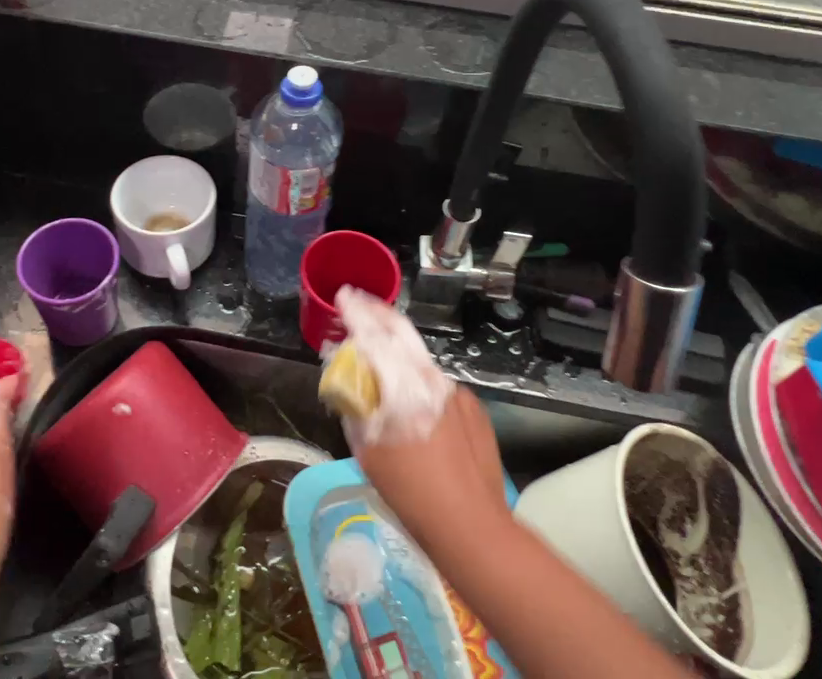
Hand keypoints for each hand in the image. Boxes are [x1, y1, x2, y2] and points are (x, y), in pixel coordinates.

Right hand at [333, 288, 505, 543]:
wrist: (471, 526)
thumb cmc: (409, 492)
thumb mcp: (367, 449)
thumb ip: (357, 405)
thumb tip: (349, 379)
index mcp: (404, 385)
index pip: (377, 334)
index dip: (359, 312)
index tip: (345, 296)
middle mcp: (434, 380)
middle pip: (403, 338)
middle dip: (379, 319)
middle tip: (361, 309)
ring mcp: (459, 395)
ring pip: (421, 367)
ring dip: (400, 359)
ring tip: (383, 372)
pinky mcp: (475, 411)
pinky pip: (440, 390)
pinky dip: (422, 388)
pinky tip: (417, 412)